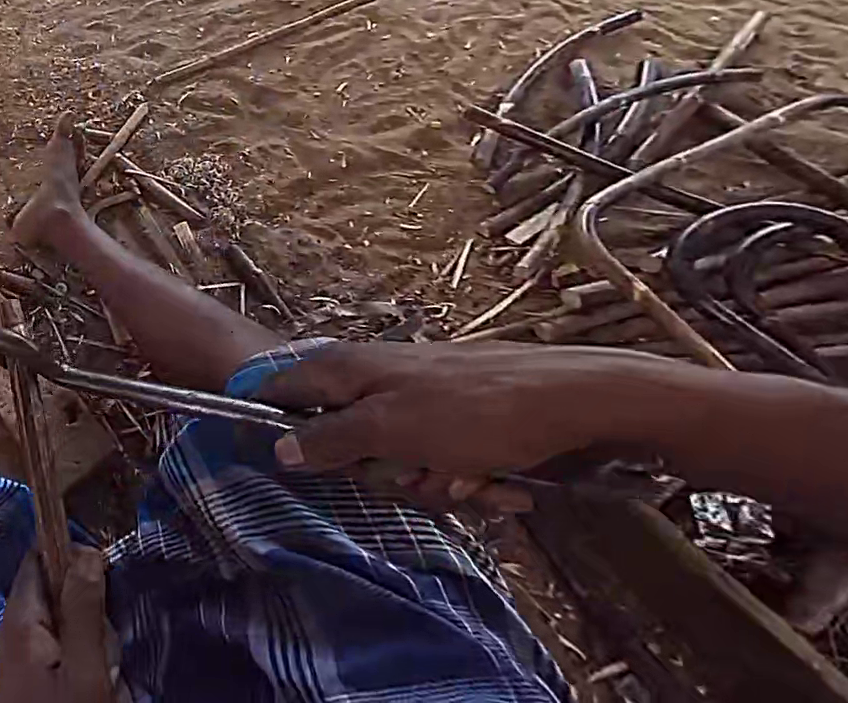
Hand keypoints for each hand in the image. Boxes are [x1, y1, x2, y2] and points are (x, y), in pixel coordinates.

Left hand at [0, 547, 116, 702]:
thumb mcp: (84, 669)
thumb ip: (83, 609)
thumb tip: (86, 551)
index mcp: (19, 615)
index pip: (40, 557)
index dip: (73, 556)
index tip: (103, 575)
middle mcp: (16, 628)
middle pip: (62, 594)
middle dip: (92, 618)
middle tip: (104, 654)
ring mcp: (26, 656)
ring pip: (74, 629)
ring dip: (97, 652)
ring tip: (105, 682)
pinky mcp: (38, 680)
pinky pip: (72, 659)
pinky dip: (91, 673)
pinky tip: (101, 693)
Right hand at [255, 341, 668, 511]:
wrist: (574, 398)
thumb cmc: (471, 411)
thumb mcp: (388, 431)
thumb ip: (327, 438)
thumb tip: (278, 449)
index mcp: (338, 370)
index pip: (276, 392)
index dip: (273, 426)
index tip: (290, 462)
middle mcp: (362, 376)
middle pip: (336, 436)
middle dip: (377, 469)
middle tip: (411, 474)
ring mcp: (402, 392)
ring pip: (385, 451)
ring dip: (423, 477)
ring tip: (466, 476)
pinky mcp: (438, 410)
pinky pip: (424, 451)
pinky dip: (453, 470)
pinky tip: (486, 476)